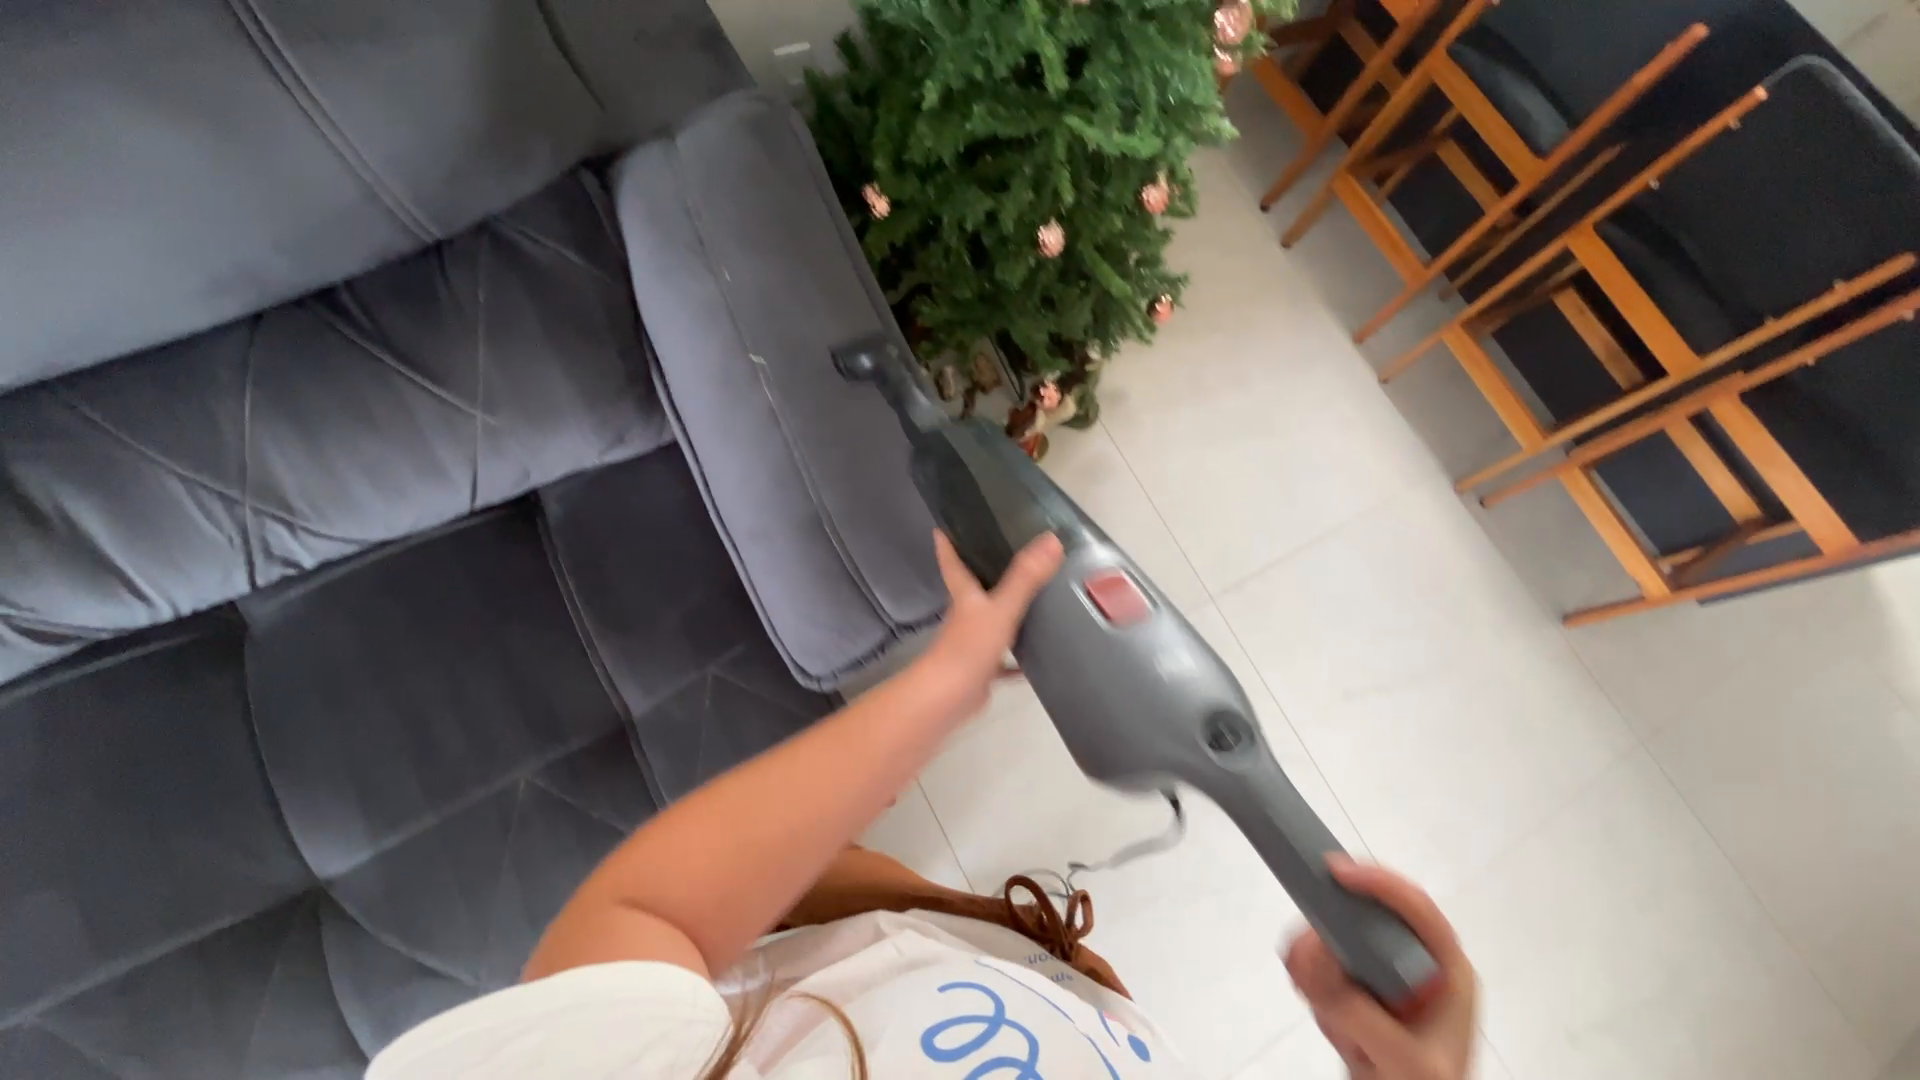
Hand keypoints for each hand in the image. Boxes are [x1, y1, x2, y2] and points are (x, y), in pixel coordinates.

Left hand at [914, 530, 1064, 718]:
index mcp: (965, 596)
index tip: (944, 527)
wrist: (950, 696)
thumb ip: (1026, 577)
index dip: (948, 545)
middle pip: (973, 590)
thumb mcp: (1002, 608)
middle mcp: (966, 616)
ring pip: (990, 622)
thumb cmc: (970, 646)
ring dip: (1005, 613)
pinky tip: (1036, 658)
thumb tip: (1051, 539)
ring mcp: (973, 644)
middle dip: (983, 574)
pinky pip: (1003, 660)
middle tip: (1004, 556)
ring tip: (1031, 600)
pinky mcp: (982, 669)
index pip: (954, 563)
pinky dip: (1017, 660)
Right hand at [1285, 857, 1477, 1079]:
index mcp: (1447, 971)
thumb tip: (1310, 945)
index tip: (1332, 872)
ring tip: (1329, 1017)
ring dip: (1318, 971)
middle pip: (1364, 918)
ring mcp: (1382, 974)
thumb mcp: (1403, 1062)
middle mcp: (1415, 963)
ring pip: (1334, 938)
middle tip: (1304, 954)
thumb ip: (1357, 1009)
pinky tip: (1328, 1022)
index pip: (1417, 908)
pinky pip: (1319, 964)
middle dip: (1330, 934)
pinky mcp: (1356, 987)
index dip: (1377, 883)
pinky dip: (1310, 984)